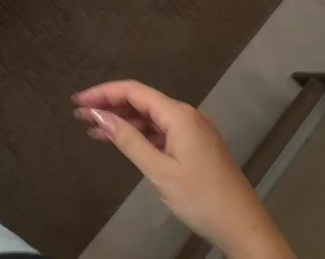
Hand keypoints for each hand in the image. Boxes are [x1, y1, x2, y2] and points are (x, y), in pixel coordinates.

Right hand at [74, 81, 293, 258]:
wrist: (247, 231)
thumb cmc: (202, 200)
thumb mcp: (159, 172)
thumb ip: (128, 140)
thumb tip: (99, 114)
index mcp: (179, 115)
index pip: (133, 91)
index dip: (102, 93)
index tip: (77, 102)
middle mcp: (188, 115)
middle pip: (141, 101)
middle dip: (110, 106)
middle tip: (80, 115)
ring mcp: (195, 130)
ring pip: (151, 117)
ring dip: (123, 121)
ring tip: (94, 130)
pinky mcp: (199, 146)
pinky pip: (163, 131)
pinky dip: (141, 134)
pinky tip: (124, 142)